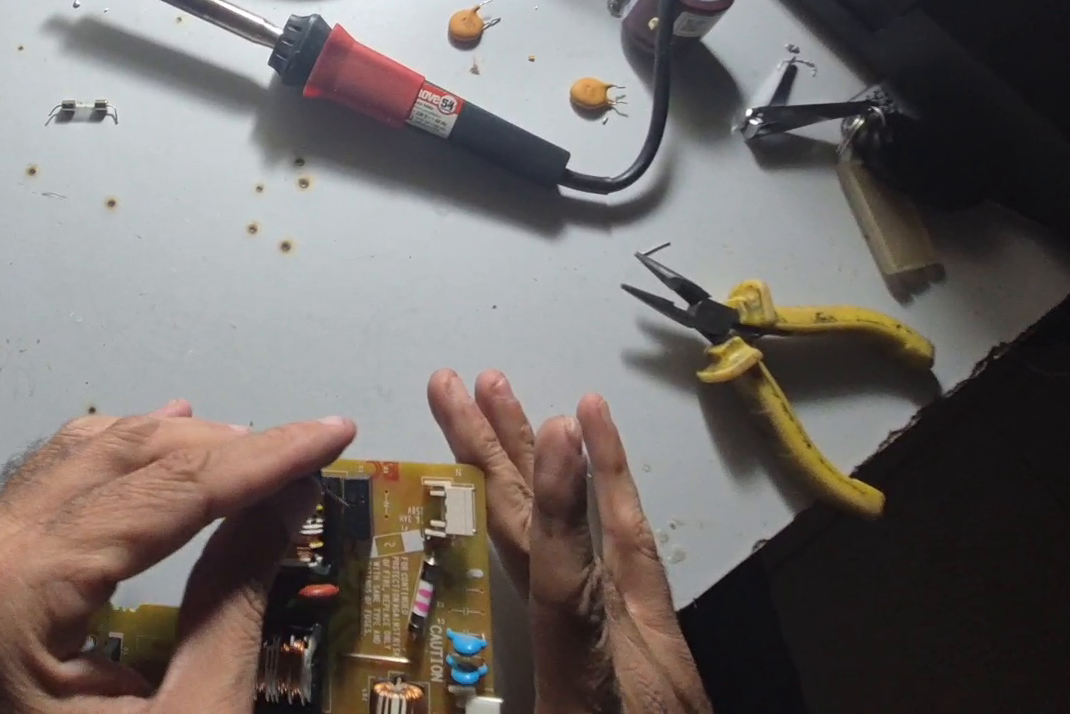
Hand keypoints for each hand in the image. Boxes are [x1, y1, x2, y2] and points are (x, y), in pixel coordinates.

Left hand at [0, 400, 356, 712]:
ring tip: (245, 447)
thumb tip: (288, 498)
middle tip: (298, 449)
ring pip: (82, 456)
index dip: (260, 459)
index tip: (333, 431)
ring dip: (171, 446)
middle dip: (220, 447)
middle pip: (120, 458)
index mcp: (14, 597)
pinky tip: (158, 441)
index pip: (163, 492)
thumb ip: (232, 602)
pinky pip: (50, 484)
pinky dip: (116, 460)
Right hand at [428, 370, 708, 713]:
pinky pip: (628, 545)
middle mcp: (617, 648)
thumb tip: (417, 698)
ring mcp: (640, 635)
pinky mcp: (652, 633)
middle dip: (504, 454)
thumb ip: (484, 712)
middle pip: (551, 537)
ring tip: (498, 389)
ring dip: (536, 453)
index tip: (558, 430)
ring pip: (582, 526)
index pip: (573, 590)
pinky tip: (590, 433)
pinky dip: (608, 484)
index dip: (561, 508)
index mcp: (589, 692)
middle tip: (464, 387)